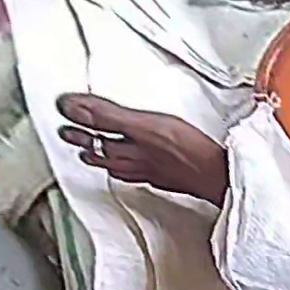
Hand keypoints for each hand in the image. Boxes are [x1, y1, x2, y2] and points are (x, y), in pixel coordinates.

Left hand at [55, 94, 228, 204]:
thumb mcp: (147, 125)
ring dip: (106, 162)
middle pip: (106, 154)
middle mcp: (139, 162)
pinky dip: (133, 175)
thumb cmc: (192, 152)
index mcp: (130, 147)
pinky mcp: (175, 181)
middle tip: (71, 137)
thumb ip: (107, 116)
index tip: (65, 113)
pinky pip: (145, 178)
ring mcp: (157, 174)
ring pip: (123, 168)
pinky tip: (136, 174)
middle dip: (87, 145)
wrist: (224, 179)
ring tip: (94, 158)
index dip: (79, 123)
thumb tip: (68, 107)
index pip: (96, 133)